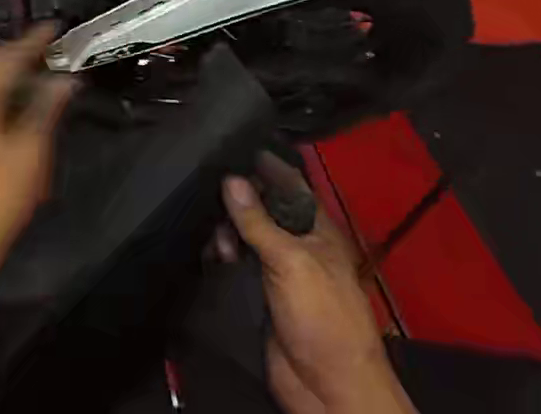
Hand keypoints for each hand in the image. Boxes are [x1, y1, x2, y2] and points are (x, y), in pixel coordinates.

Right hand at [219, 154, 415, 413]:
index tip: (226, 150)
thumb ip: (258, 221)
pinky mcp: (257, 289)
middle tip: (215, 205)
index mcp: (316, 229)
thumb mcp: (291, 262)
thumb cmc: (323, 318)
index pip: (288, 182)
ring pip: (242, 232)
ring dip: (226, 231)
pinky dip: (219, 254)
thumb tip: (230, 178)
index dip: (261, 165)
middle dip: (235, 201)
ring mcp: (276, 266)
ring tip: (220, 247)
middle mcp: (295, 241)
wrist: (329, 391)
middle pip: (259, 205)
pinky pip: (233, 260)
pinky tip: (211, 256)